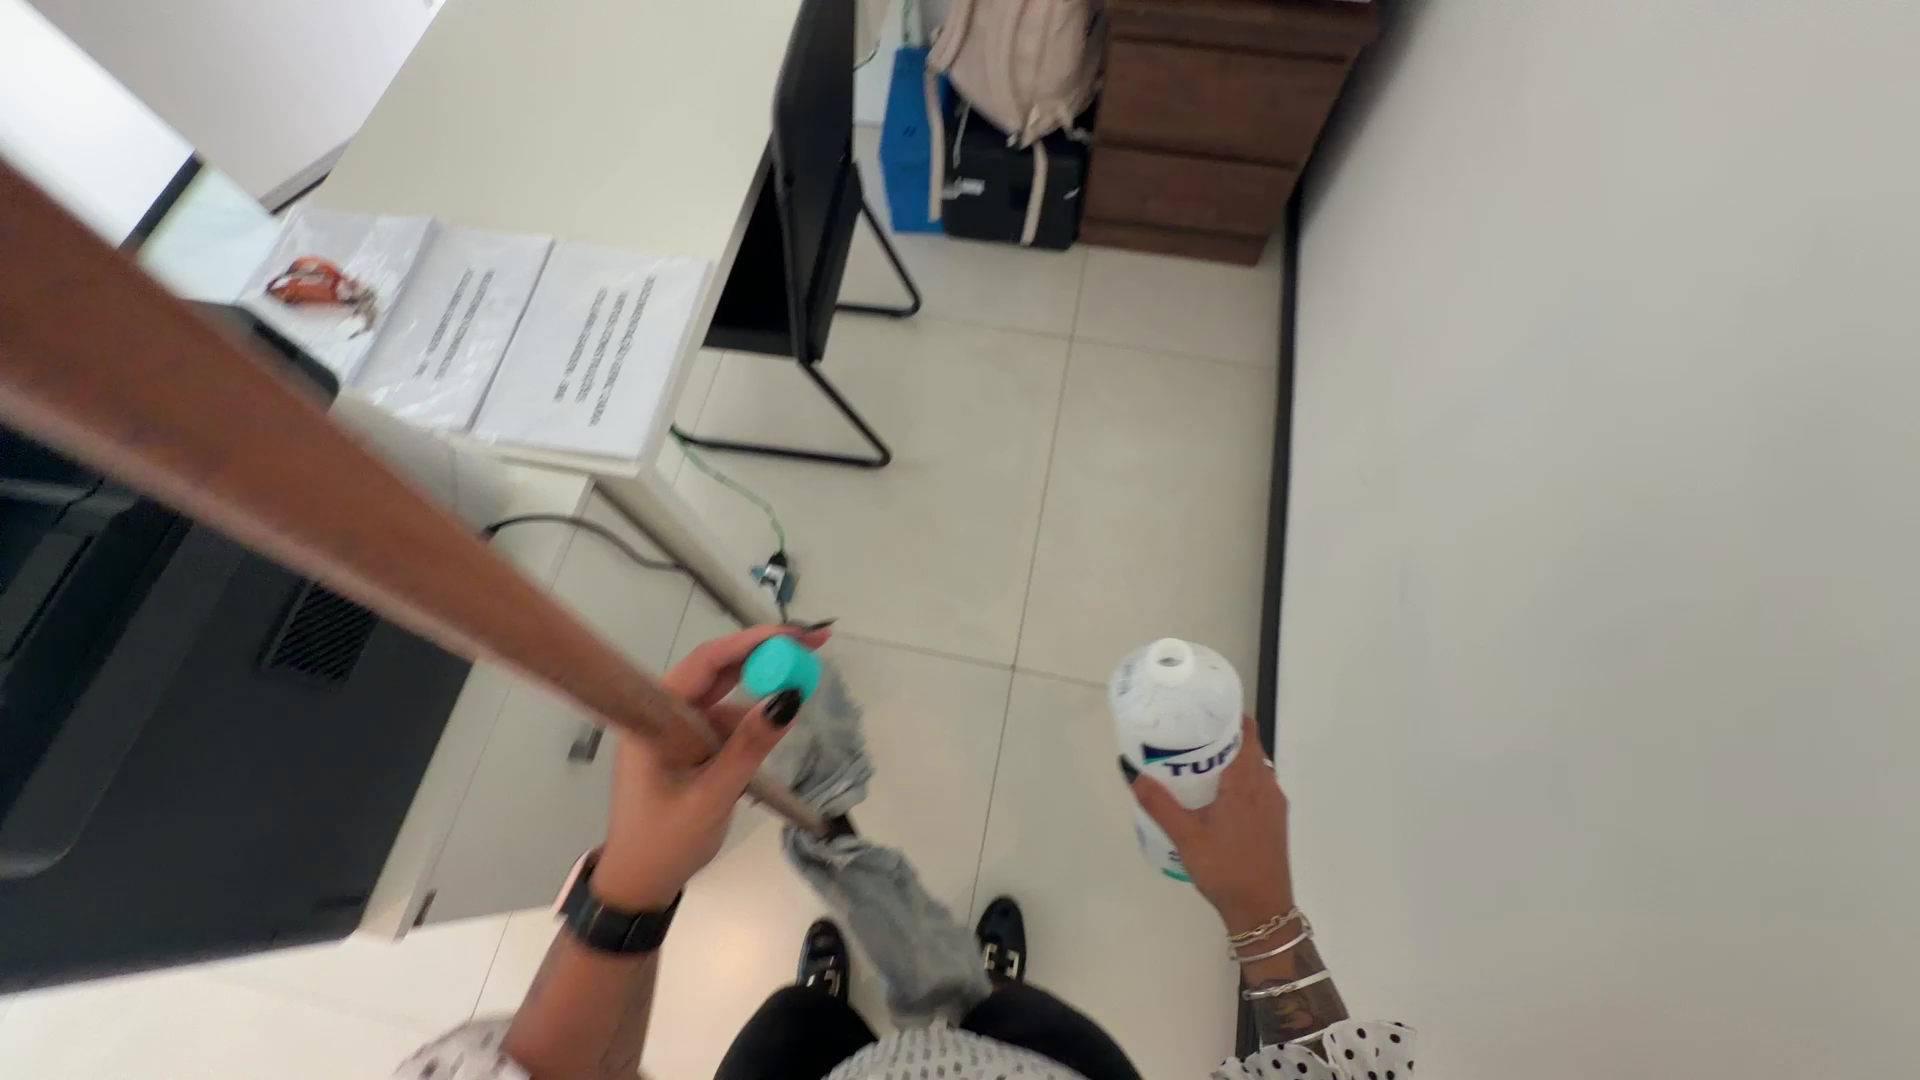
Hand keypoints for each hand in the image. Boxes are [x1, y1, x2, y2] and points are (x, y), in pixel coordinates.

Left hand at [594, 624, 830, 907]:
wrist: (638, 884)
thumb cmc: (665, 843)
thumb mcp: (713, 796)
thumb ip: (750, 746)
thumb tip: (790, 697)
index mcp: (655, 718)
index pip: (706, 663)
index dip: (751, 642)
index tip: (795, 635)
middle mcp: (663, 712)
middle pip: (719, 668)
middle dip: (766, 654)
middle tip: (814, 644)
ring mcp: (676, 727)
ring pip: (726, 693)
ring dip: (762, 690)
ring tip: (798, 689)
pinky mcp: (689, 743)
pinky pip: (725, 719)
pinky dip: (751, 721)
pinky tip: (771, 730)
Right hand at [1128, 715, 1294, 934]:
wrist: (1264, 914)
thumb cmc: (1226, 870)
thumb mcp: (1185, 837)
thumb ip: (1158, 803)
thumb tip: (1131, 770)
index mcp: (1246, 783)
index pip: (1247, 732)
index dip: (1229, 715)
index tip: (1202, 709)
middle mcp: (1266, 787)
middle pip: (1249, 747)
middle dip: (1222, 736)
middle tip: (1189, 733)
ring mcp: (1274, 805)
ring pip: (1255, 767)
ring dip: (1231, 758)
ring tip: (1197, 760)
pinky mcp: (1275, 821)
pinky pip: (1259, 785)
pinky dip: (1240, 778)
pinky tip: (1216, 793)